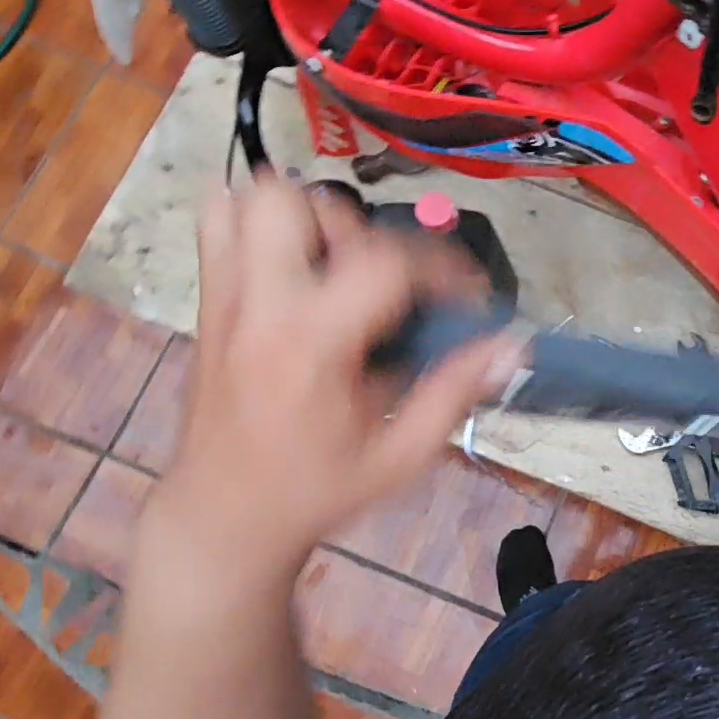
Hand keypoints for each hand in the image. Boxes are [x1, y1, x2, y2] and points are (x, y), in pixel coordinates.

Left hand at [144, 177, 524, 574]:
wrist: (221, 520)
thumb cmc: (316, 492)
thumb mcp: (401, 457)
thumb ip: (455, 394)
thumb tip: (511, 347)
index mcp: (313, 346)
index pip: (385, 263)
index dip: (441, 267)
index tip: (467, 294)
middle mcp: (261, 307)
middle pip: (301, 205)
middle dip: (356, 227)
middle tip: (380, 278)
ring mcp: (225, 299)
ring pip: (252, 198)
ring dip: (305, 217)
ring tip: (336, 268)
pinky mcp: (207, 304)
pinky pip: (216, 224)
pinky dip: (257, 223)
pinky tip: (291, 267)